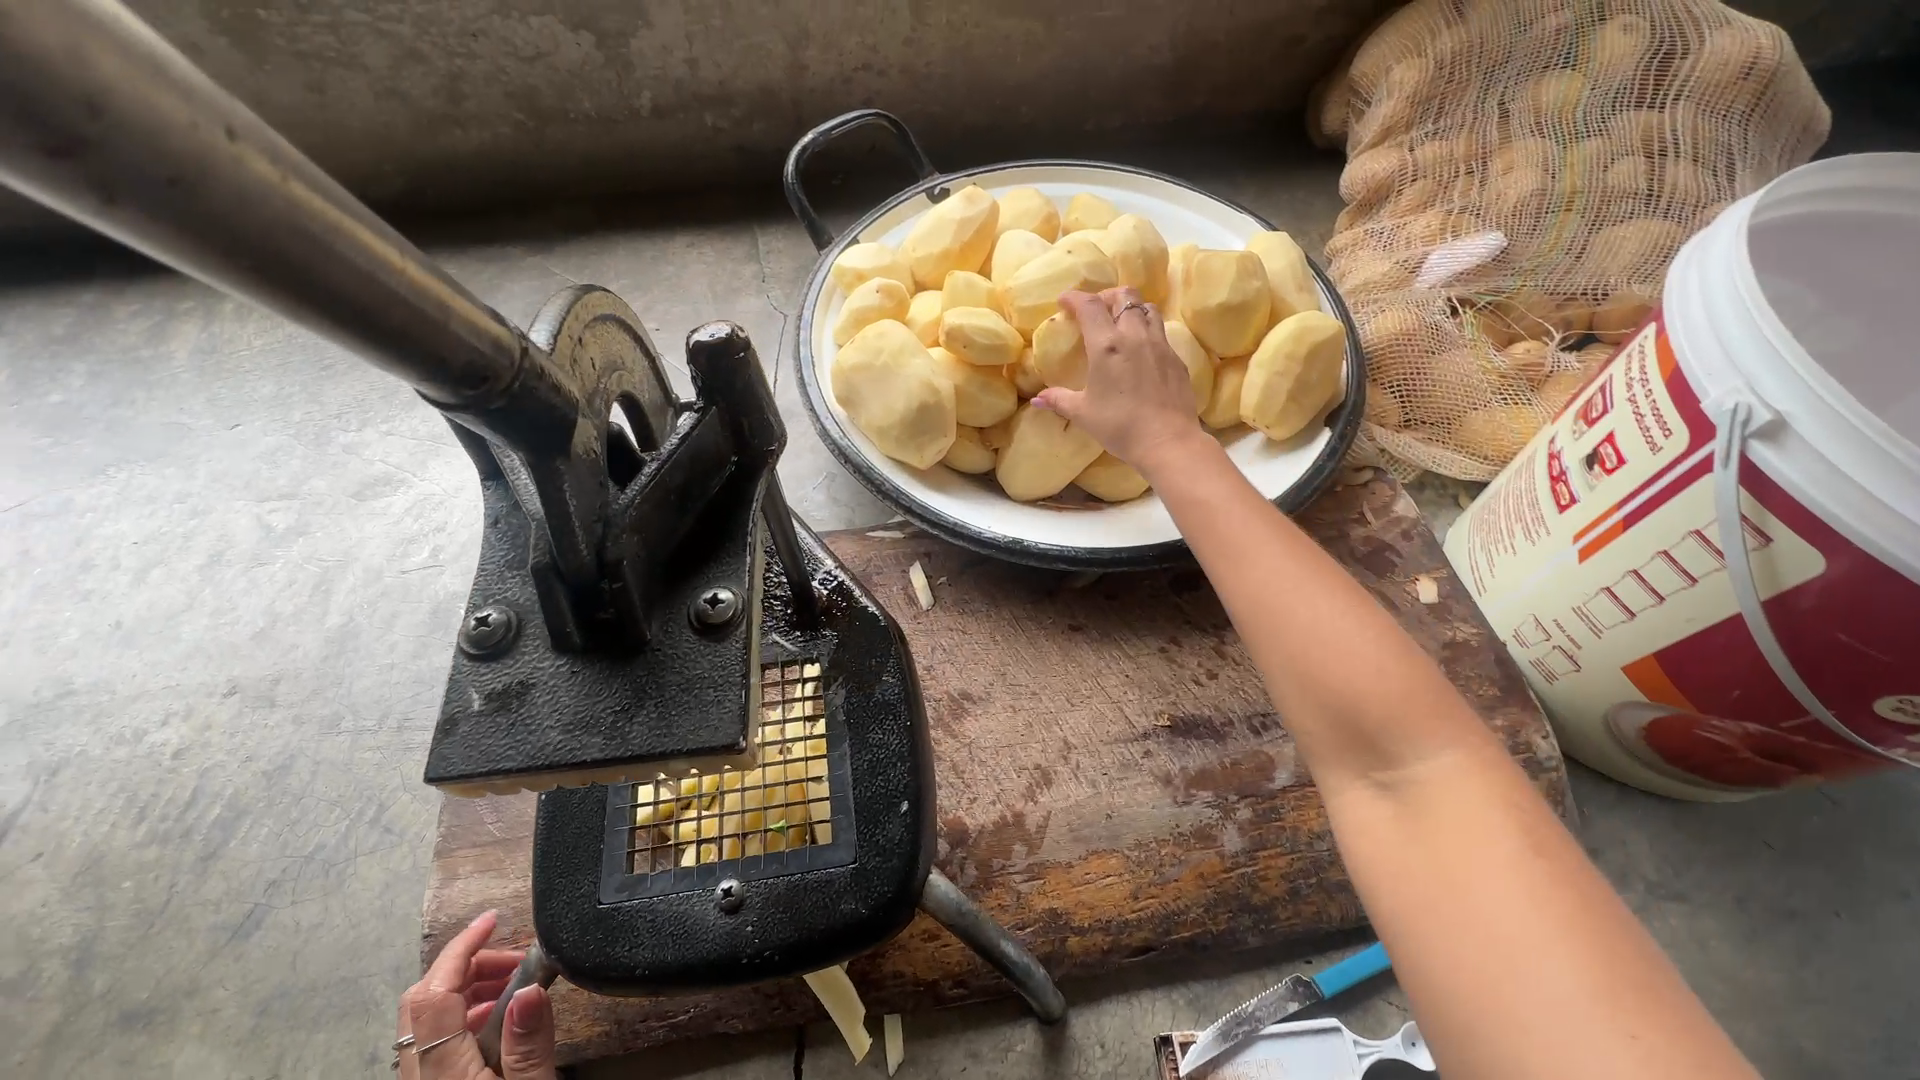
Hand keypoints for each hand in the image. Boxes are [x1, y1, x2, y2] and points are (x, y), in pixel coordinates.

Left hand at [395, 911, 555, 1079]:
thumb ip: (528, 1045)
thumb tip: (531, 988)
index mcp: (441, 1068)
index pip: (434, 993)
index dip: (461, 947)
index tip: (493, 920)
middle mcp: (419, 1070)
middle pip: (424, 996)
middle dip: (470, 964)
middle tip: (518, 963)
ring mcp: (420, 1078)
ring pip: (426, 1015)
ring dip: (469, 987)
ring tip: (517, 989)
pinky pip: (433, 1036)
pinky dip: (465, 1012)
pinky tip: (500, 1021)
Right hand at [1033, 287, 1203, 471]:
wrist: (1167, 441)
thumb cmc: (1120, 426)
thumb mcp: (1083, 414)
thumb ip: (1059, 400)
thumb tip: (1037, 400)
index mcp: (1107, 345)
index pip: (1089, 305)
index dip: (1074, 297)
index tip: (1064, 301)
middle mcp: (1134, 335)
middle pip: (1125, 295)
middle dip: (1107, 296)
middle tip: (1096, 310)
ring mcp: (1160, 345)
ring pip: (1148, 308)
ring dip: (1131, 308)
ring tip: (1121, 323)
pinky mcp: (1176, 358)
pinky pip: (1161, 332)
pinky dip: (1147, 331)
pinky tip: (1140, 351)